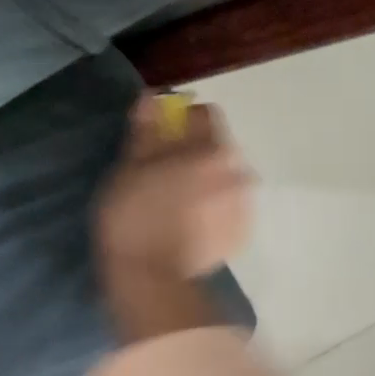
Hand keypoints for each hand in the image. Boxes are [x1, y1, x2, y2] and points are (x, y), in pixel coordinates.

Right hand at [96, 95, 251, 281]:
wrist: (152, 277)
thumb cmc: (132, 217)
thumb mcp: (129, 169)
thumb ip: (147, 132)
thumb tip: (153, 98)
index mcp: (211, 151)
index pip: (203, 115)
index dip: (177, 121)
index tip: (154, 139)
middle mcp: (239, 171)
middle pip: (215, 149)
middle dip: (190, 156)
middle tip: (156, 178)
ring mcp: (245, 204)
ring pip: (222, 179)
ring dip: (201, 183)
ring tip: (169, 207)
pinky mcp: (242, 232)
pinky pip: (225, 209)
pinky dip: (208, 210)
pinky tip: (182, 227)